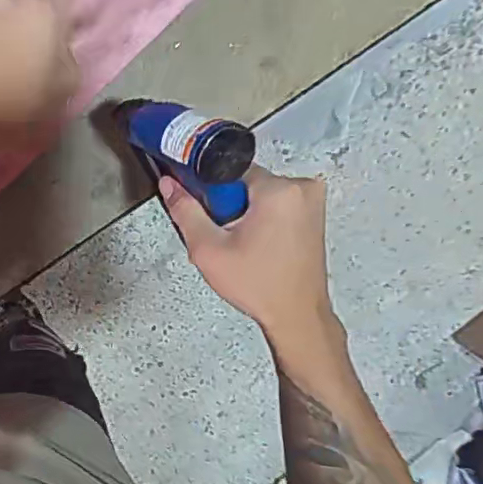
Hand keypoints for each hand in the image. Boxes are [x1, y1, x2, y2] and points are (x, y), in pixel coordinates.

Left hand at [0, 0, 81, 143]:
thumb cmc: (28, 100)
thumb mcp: (69, 79)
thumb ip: (69, 47)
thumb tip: (61, 38)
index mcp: (43, 6)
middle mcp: (12, 0)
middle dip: (45, 11)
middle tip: (51, 37)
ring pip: (13, 10)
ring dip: (21, 24)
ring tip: (25, 53)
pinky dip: (2, 37)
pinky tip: (4, 61)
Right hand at [160, 168, 339, 349]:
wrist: (295, 313)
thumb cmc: (259, 285)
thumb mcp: (207, 248)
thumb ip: (185, 210)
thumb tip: (170, 184)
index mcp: (279, 191)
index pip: (226, 170)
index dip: (206, 191)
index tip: (201, 209)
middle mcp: (302, 188)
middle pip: (241, 182)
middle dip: (224, 205)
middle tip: (222, 236)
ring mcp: (311, 201)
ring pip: (255, 193)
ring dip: (240, 213)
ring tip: (240, 244)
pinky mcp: (312, 214)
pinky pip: (272, 203)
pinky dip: (257, 219)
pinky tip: (254, 245)